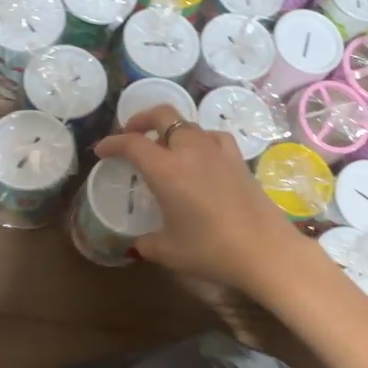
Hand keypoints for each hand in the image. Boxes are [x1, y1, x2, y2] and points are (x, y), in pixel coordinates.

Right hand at [93, 105, 312, 294]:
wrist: (265, 250)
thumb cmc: (211, 250)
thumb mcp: (169, 252)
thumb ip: (147, 243)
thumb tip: (137, 244)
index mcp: (167, 169)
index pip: (132, 143)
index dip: (112, 143)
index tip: (102, 150)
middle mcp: (191, 150)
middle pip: (163, 115)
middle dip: (141, 119)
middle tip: (131, 135)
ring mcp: (219, 151)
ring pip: (189, 125)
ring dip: (171, 130)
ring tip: (165, 148)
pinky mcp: (239, 159)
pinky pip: (213, 137)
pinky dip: (199, 140)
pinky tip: (200, 157)